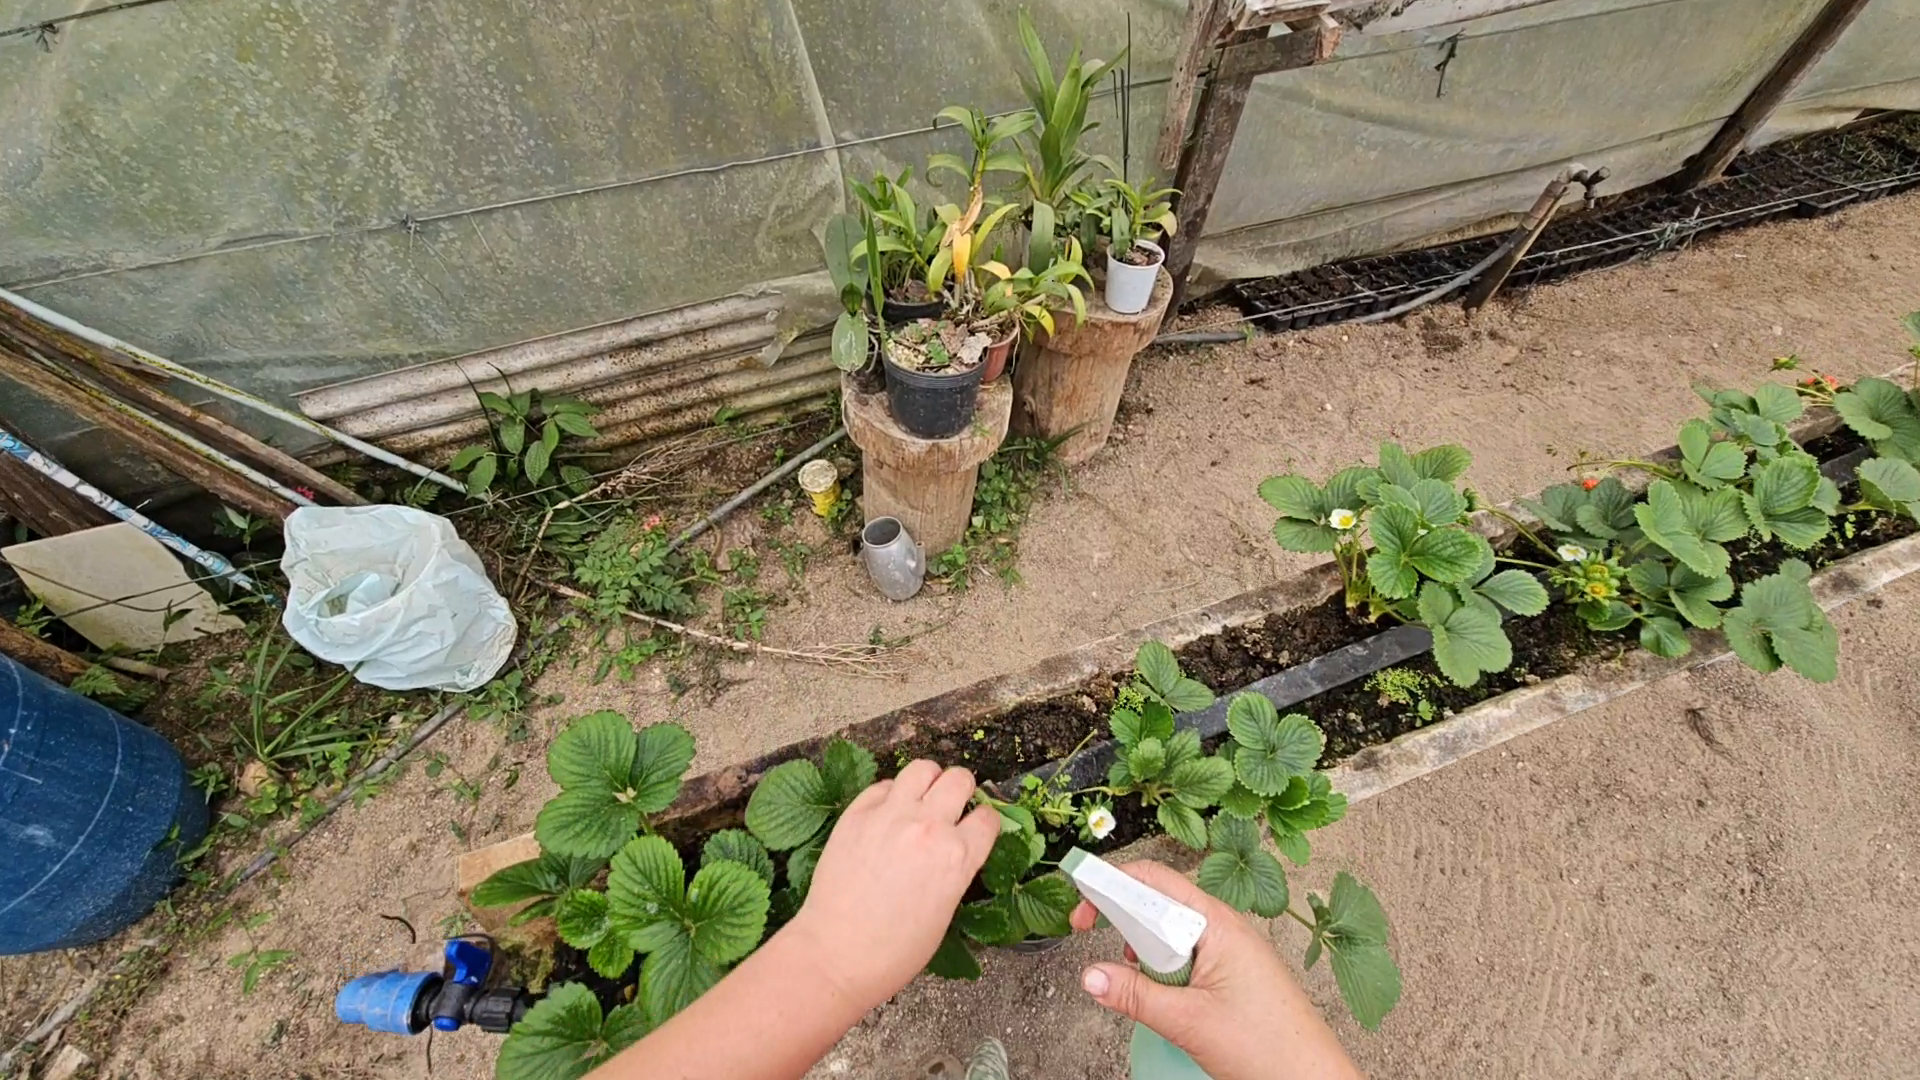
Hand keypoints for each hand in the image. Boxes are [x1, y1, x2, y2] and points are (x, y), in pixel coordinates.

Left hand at [784, 760, 1001, 1013]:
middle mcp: (928, 827)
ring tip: (922, 798)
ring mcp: (890, 815)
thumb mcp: (945, 911)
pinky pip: (884, 785)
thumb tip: (956, 844)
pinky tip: (888, 813)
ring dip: (928, 781)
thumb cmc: (894, 951)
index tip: (976, 827)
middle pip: (959, 779)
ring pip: (922, 768)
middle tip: (951, 805)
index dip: (984, 823)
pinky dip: (891, 794)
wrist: (837, 956)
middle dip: (961, 790)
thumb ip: (955, 868)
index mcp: (958, 857)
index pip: (988, 817)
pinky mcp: (858, 813)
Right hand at [1071, 861, 1363, 1079]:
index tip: (1082, 907)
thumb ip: (1135, 996)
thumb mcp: (1189, 1023)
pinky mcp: (1234, 971)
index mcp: (1216, 922)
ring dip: (1145, 947)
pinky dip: (1165, 966)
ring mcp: (1231, 948)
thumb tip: (1089, 975)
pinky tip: (1163, 992)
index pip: (1152, 880)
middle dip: (1122, 916)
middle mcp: (1224, 925)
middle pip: (1158, 901)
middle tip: (1090, 933)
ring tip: (1137, 977)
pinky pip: (1187, 952)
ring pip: (1171, 929)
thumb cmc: (1272, 1053)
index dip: (1110, 885)